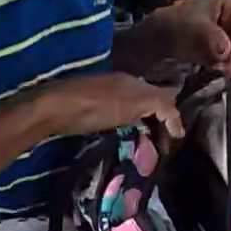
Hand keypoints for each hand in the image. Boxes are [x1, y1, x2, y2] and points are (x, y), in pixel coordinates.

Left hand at [30, 72, 183, 139]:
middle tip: (163, 147)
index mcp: (134, 83)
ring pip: (137, 108)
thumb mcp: (129, 105)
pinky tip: (127, 135)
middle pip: (151, 102)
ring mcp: (107, 93)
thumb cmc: (92, 109)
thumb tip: (175, 114)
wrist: (52, 108)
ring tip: (149, 145)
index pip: (164, 100)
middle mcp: (123, 84)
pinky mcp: (94, 104)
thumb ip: (156, 104)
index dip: (173, 120)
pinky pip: (123, 113)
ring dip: (147, 124)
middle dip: (161, 122)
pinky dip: (132, 124)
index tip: (177, 141)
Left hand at [147, 0, 230, 78]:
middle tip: (224, 70)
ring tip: (219, 73)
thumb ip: (211, 39)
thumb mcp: (193, 30)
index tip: (229, 59)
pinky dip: (230, 70)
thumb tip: (226, 52)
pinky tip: (220, 74)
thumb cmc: (176, 28)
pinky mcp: (229, 52)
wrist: (159, 42)